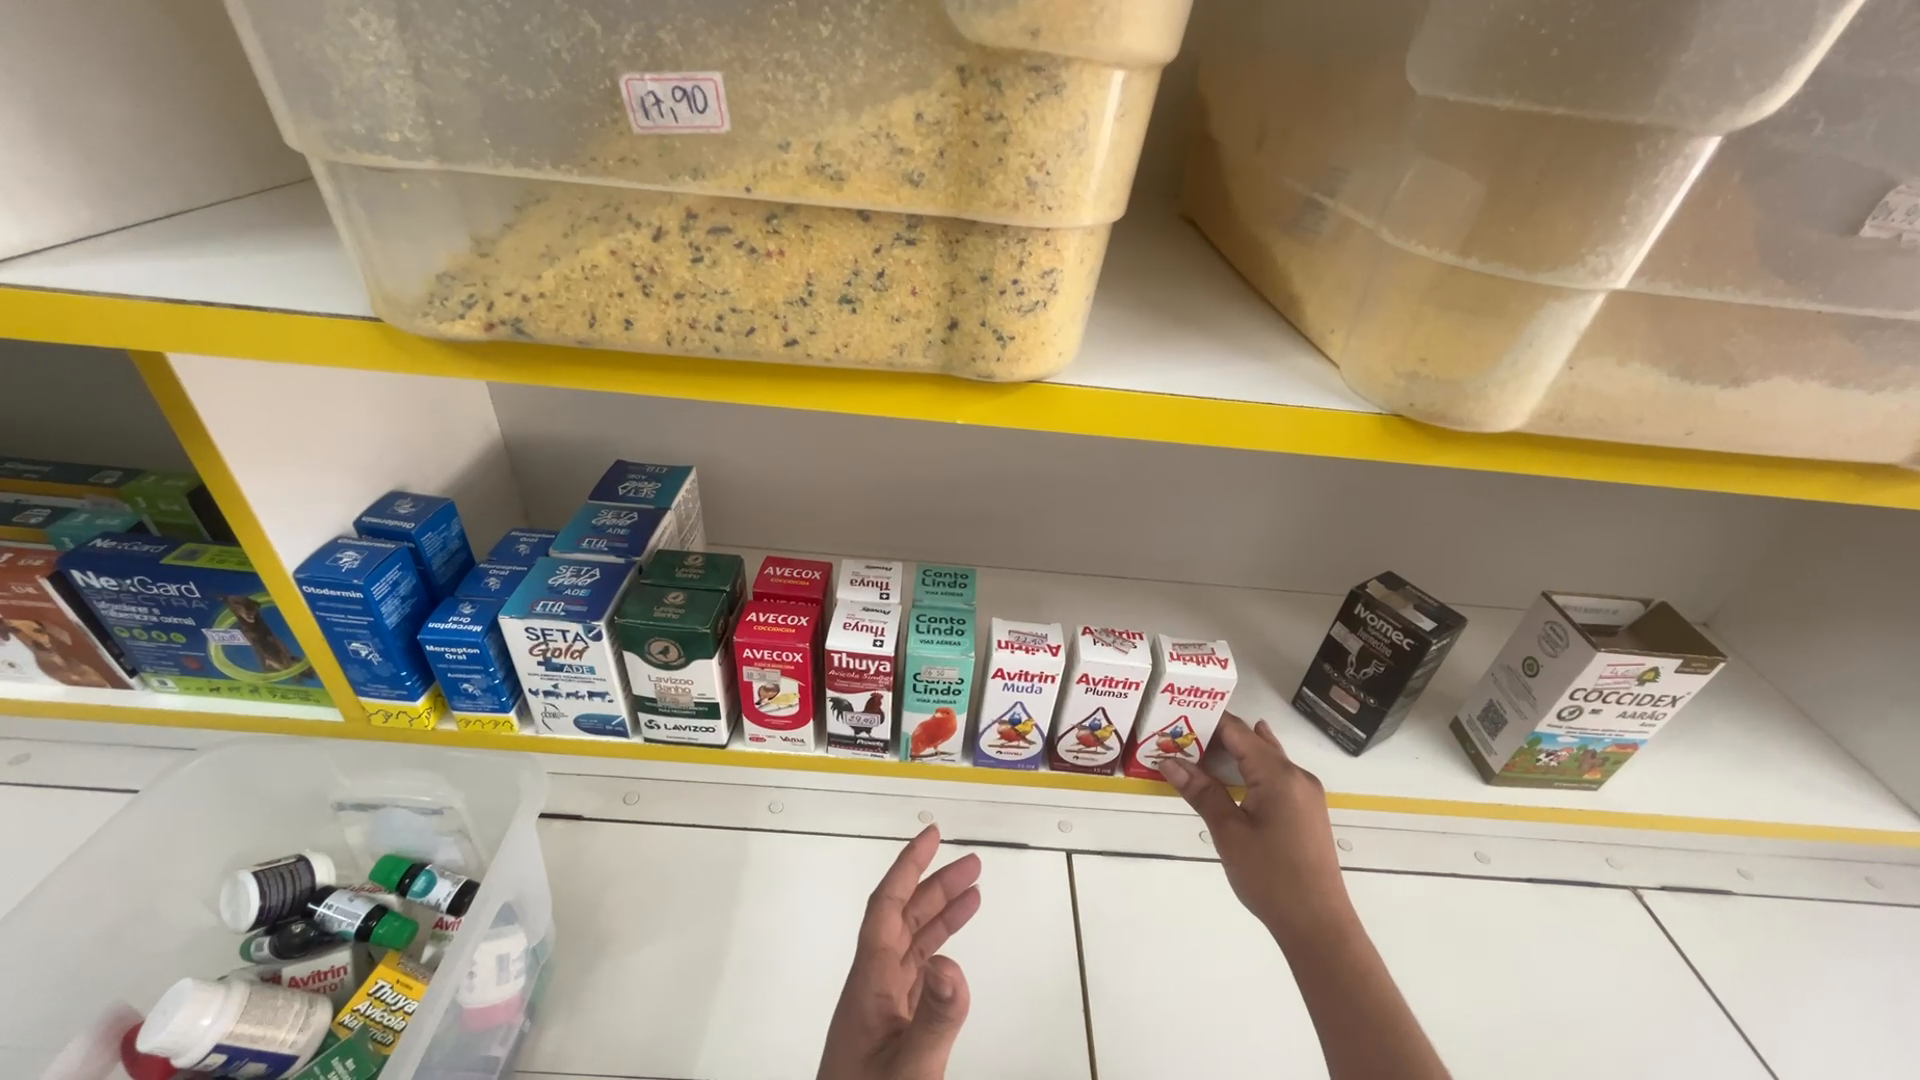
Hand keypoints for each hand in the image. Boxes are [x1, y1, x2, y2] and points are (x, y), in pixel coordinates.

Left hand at [817, 826, 982, 1079]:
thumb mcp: (910, 1069)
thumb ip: (934, 1018)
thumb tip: (951, 965)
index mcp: (869, 983)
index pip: (886, 908)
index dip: (906, 867)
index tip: (931, 836)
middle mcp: (874, 986)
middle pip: (903, 919)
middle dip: (935, 885)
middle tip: (971, 863)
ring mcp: (882, 1007)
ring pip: (913, 945)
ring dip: (941, 916)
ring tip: (974, 893)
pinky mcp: (892, 1027)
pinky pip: (917, 973)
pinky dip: (939, 952)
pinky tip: (954, 953)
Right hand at [1158, 713, 1352, 942]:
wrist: (1318, 924)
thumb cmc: (1270, 876)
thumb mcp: (1228, 832)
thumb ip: (1201, 792)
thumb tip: (1169, 762)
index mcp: (1279, 774)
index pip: (1238, 731)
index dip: (1206, 721)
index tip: (1174, 718)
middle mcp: (1297, 775)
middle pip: (1252, 741)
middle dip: (1215, 738)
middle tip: (1177, 738)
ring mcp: (1306, 793)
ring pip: (1264, 759)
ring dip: (1231, 756)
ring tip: (1195, 754)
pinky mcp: (1306, 811)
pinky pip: (1274, 777)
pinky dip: (1248, 772)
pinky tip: (1231, 777)